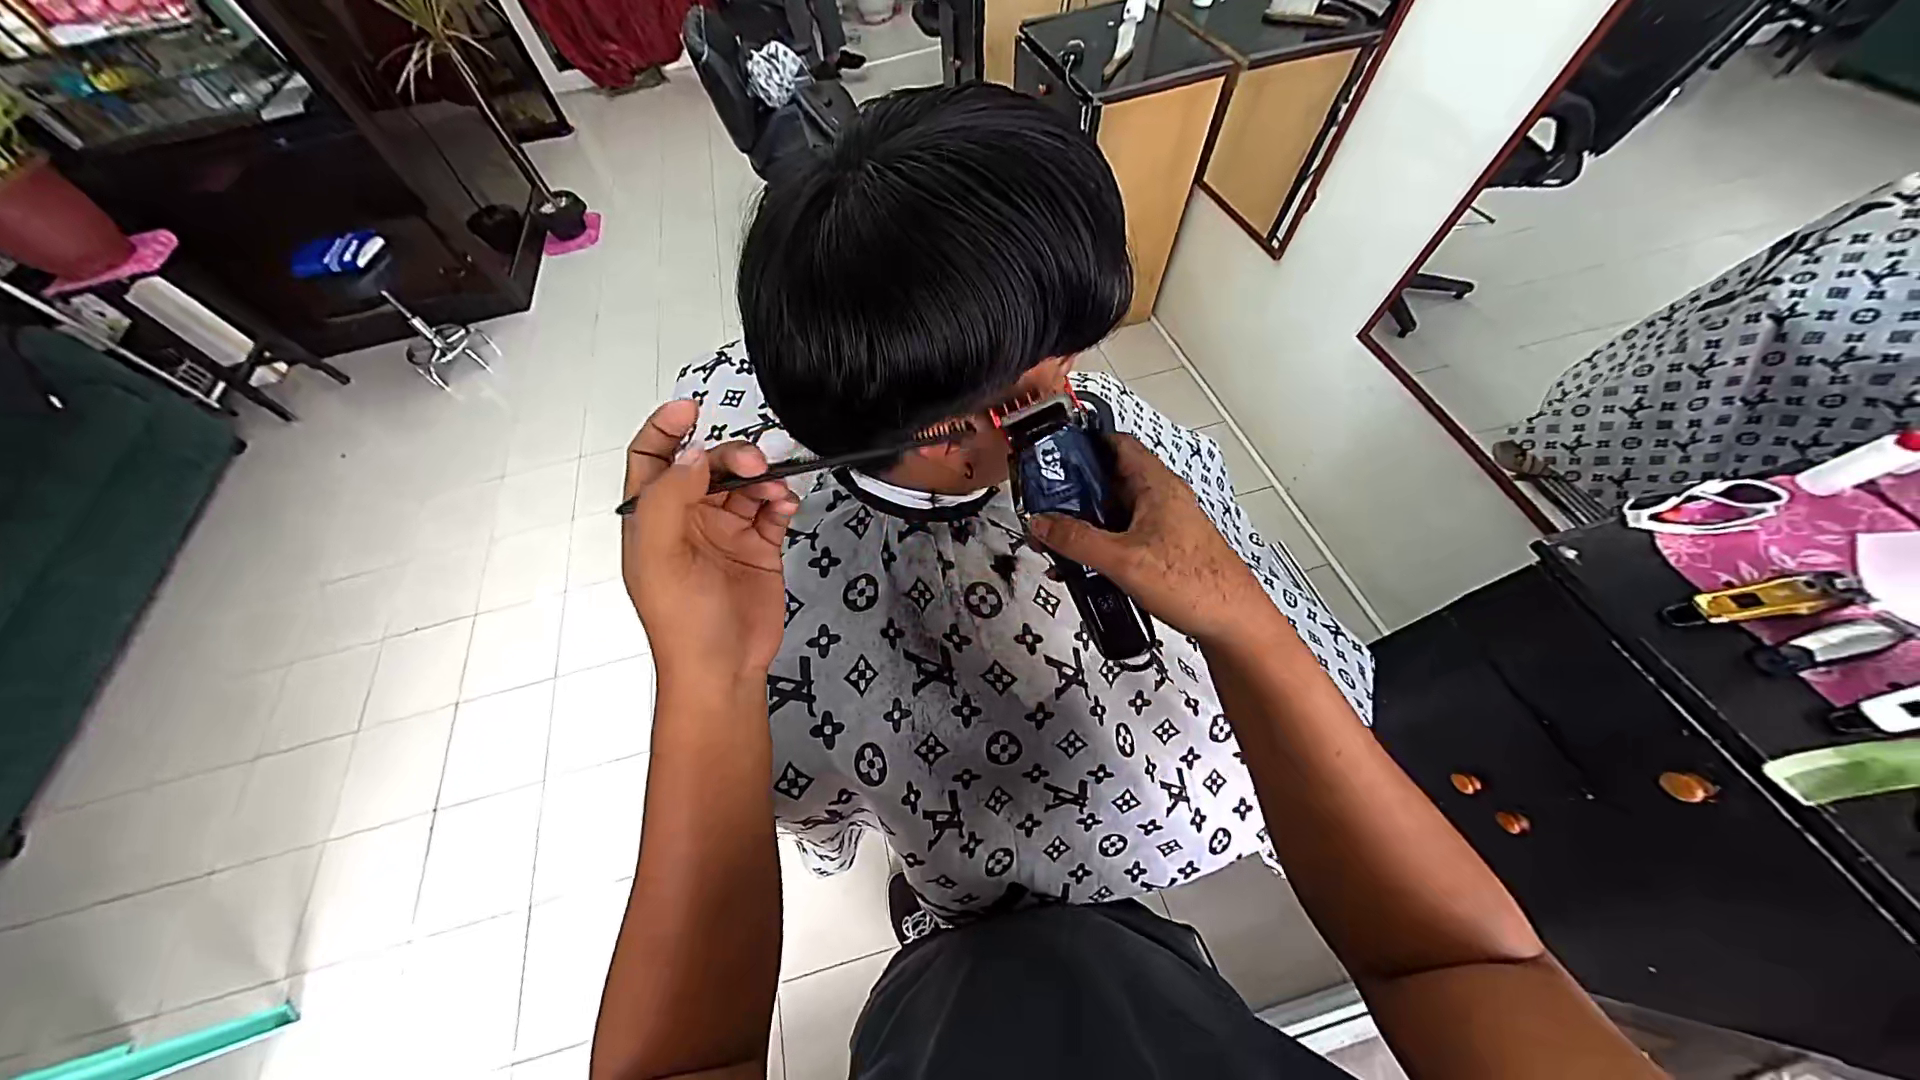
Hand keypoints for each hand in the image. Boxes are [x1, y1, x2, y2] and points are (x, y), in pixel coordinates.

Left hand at [621, 400, 799, 682]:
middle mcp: (689, 520)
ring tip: (775, 490)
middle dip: (732, 456)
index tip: (689, 409)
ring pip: (745, 484)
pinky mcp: (759, 546)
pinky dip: (782, 501)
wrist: (725, 666)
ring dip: (762, 479)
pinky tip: (785, 506)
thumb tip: (692, 457)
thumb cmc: (683, 623)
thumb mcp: (659, 557)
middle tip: (754, 462)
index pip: (652, 459)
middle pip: (709, 466)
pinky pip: (772, 509)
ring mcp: (726, 532)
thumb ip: (668, 499)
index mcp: (654, 519)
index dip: (665, 429)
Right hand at [1028, 433, 1276, 643]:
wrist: (1233, 623)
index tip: (1055, 454)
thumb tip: (1042, 524)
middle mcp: (1162, 499)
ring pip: (1115, 511)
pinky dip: (1101, 544)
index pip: (1118, 444)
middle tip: (1047, 506)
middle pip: (1110, 480)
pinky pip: (1124, 536)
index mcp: (1157, 486)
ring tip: (1058, 540)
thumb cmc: (1197, 585)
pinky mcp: (1164, 549)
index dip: (1085, 444)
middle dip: (1075, 493)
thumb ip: (1076, 540)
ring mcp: (1164, 524)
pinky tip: (1084, 565)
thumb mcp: (1122, 560)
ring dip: (1086, 523)